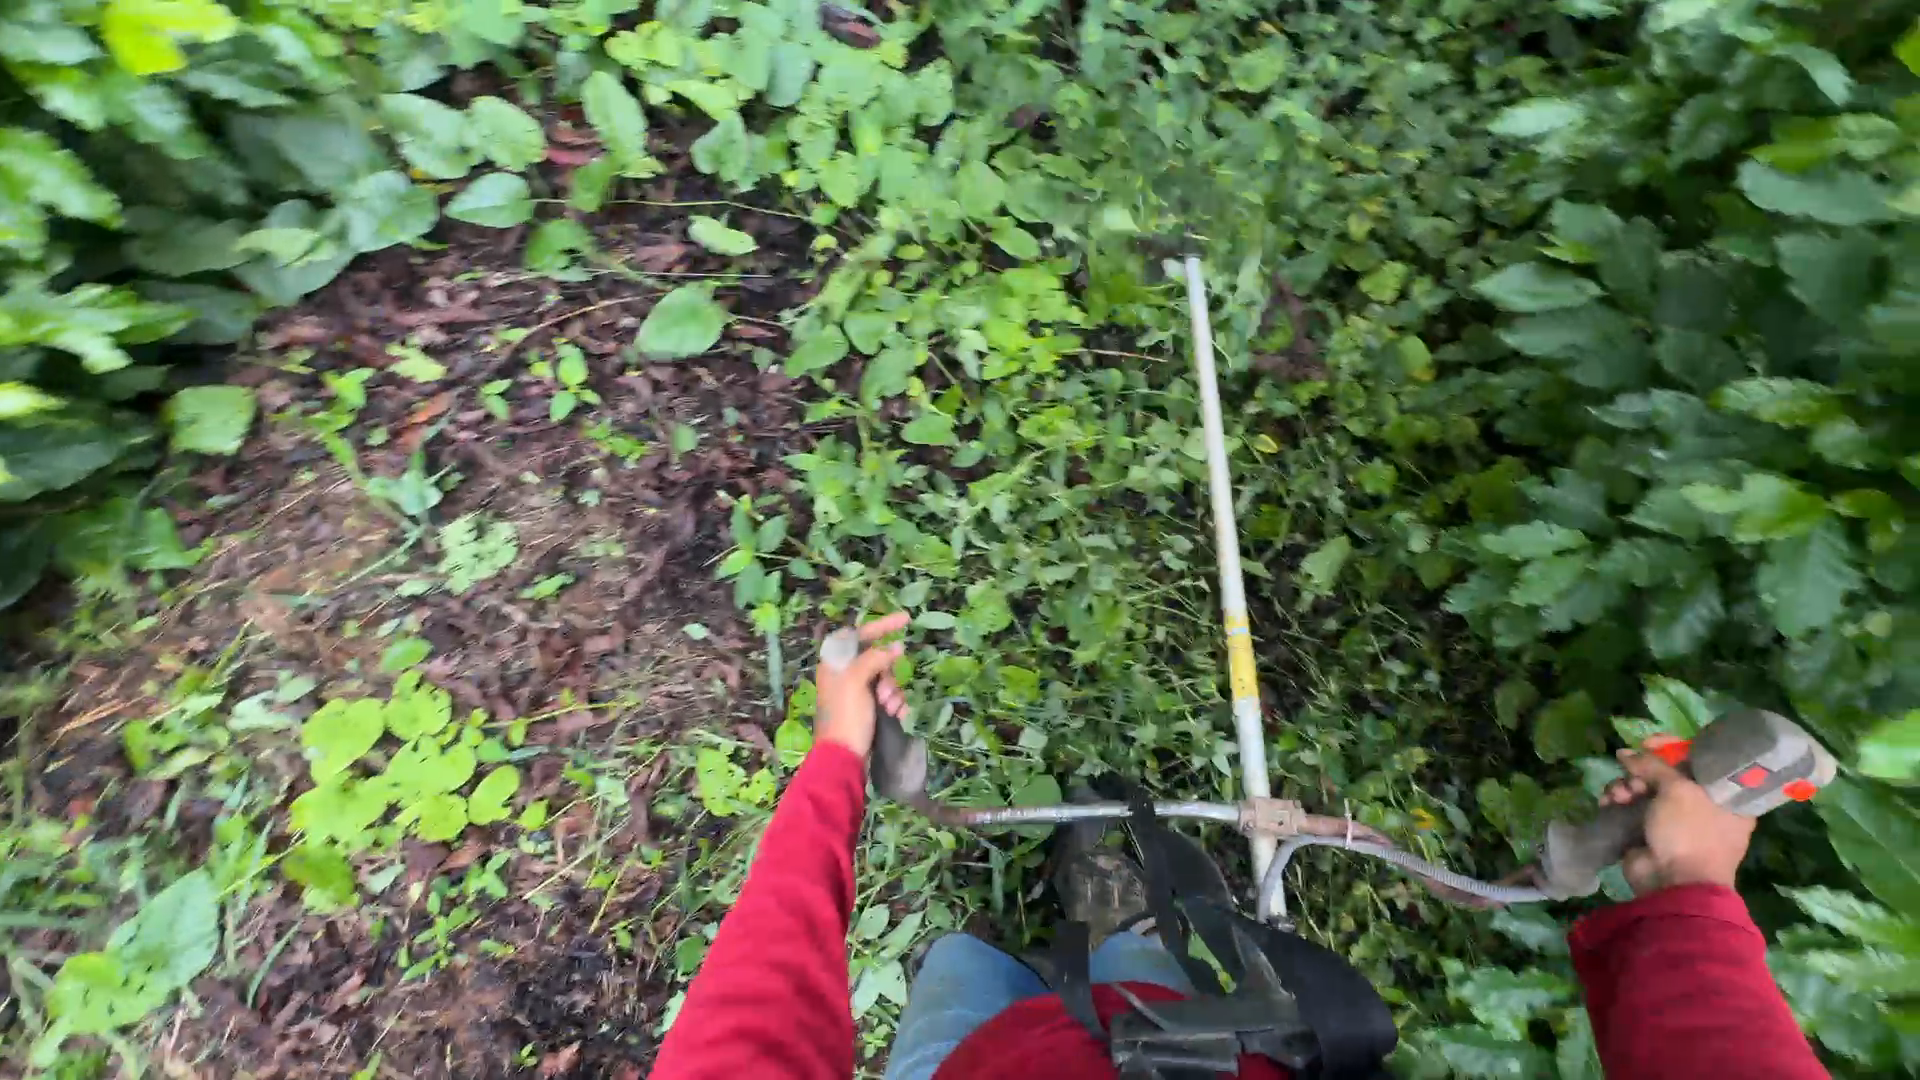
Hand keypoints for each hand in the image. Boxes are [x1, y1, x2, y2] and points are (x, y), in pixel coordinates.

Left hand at [815, 612, 908, 758]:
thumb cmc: (846, 715)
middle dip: (888, 674)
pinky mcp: (867, 707)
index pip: (860, 633)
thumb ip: (875, 658)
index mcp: (835, 662)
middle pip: (878, 658)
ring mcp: (857, 691)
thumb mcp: (857, 680)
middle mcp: (845, 673)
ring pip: (886, 677)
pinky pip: (889, 695)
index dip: (882, 625)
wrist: (844, 757)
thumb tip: (896, 647)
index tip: (906, 619)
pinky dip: (895, 702)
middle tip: (886, 693)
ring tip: (890, 708)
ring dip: (893, 691)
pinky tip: (898, 714)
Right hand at [1601, 746, 1754, 895]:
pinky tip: (1607, 803)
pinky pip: (1629, 804)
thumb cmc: (1690, 833)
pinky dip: (1616, 800)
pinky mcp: (1649, 829)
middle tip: (1631, 778)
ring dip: (1624, 786)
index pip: (1700, 761)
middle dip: (1641, 771)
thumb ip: (1652, 766)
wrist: (1674, 881)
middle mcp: (1702, 806)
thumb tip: (1625, 754)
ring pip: (1643, 788)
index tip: (1648, 743)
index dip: (1674, 748)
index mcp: (1725, 798)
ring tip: (1616, 796)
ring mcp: (1674, 819)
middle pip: (1665, 773)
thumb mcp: (1677, 791)